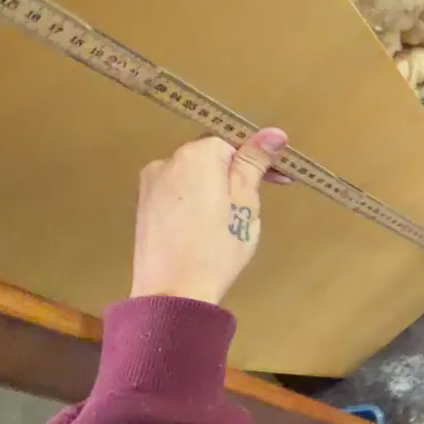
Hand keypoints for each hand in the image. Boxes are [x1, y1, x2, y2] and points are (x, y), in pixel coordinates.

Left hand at [130, 128, 288, 304]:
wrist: (173, 291)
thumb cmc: (218, 246)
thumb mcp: (245, 203)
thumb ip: (255, 163)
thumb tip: (275, 132)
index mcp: (195, 156)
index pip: (233, 142)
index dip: (258, 159)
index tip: (279, 180)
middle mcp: (166, 161)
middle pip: (211, 156)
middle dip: (237, 173)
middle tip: (256, 204)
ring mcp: (150, 184)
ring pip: (195, 174)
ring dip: (217, 186)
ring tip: (231, 219)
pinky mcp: (143, 205)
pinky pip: (179, 190)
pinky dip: (197, 199)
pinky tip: (206, 226)